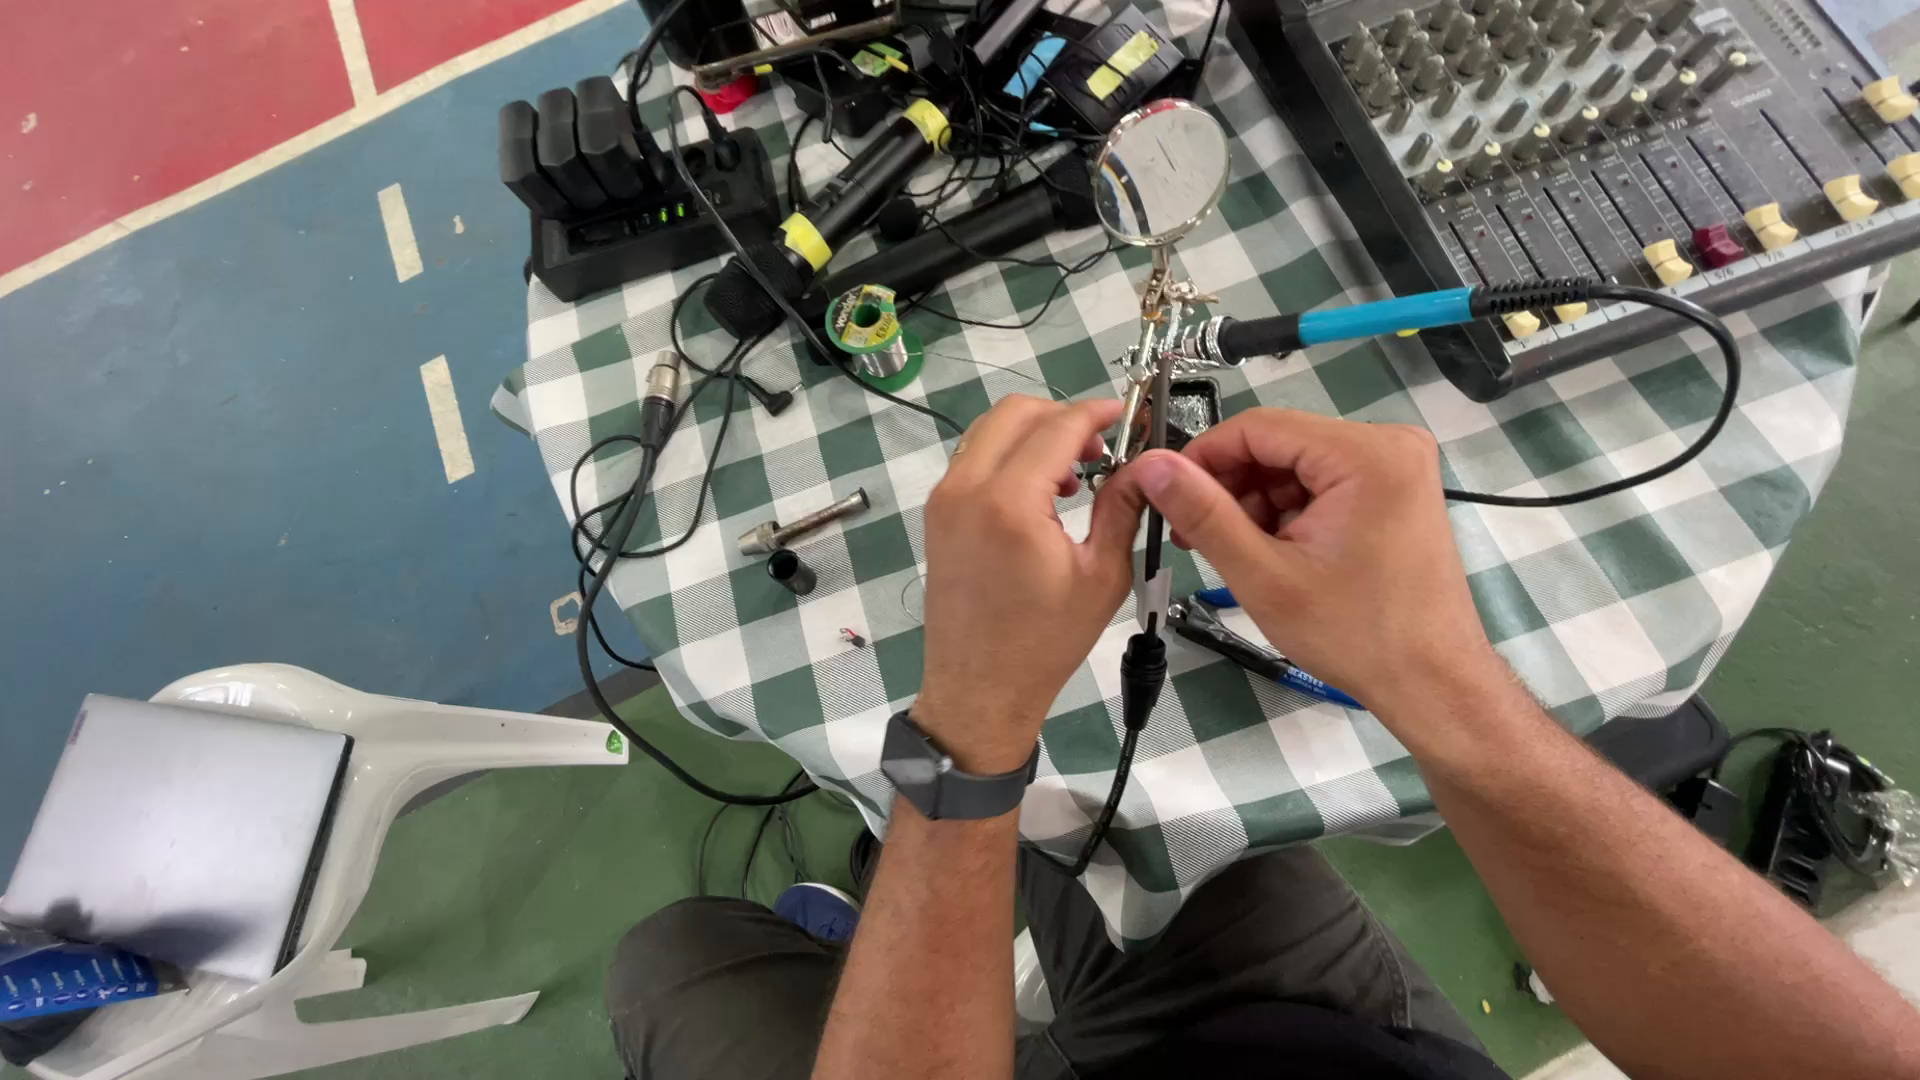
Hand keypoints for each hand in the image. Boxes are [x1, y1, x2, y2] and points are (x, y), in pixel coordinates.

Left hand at [916, 396, 1145, 773]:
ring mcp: (943, 499)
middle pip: (1016, 413)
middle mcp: (965, 488)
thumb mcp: (1101, 574)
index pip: (1058, 426)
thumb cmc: (1045, 641)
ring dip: (1033, 434)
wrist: (979, 687)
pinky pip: (972, 459)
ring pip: (989, 430)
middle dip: (1063, 416)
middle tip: (1099, 449)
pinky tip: (1039, 492)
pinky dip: (1007, 456)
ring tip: (1072, 475)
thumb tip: (1143, 464)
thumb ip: (1122, 507)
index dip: (1098, 413)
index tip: (1127, 415)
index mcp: (1008, 502)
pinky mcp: (936, 514)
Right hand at [1108, 409, 1499, 727]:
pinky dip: (1282, 512)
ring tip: (1231, 552)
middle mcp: (1387, 443)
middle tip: (1193, 536)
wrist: (1430, 683)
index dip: (1202, 457)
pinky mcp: (1391, 490)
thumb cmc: (1352, 633)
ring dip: (1251, 503)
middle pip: (1276, 444)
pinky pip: (1316, 482)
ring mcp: (1393, 466)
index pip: (1258, 427)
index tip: (1167, 498)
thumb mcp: (1263, 574)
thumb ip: (1203, 514)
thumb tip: (1151, 465)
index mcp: (1365, 454)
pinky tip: (1268, 551)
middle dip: (1228, 486)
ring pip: (1291, 465)